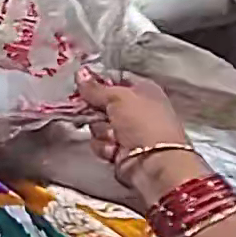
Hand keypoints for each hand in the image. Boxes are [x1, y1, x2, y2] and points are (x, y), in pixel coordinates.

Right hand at [75, 68, 208, 199]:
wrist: (154, 163)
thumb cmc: (143, 123)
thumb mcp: (118, 98)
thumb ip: (95, 88)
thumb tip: (80, 73)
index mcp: (142, 90)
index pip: (115, 79)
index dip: (98, 82)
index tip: (82, 84)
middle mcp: (135, 109)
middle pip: (102, 103)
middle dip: (96, 109)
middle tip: (94, 112)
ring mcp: (127, 131)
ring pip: (98, 124)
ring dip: (102, 130)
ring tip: (114, 136)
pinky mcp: (119, 150)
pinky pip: (100, 142)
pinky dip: (105, 145)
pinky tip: (115, 149)